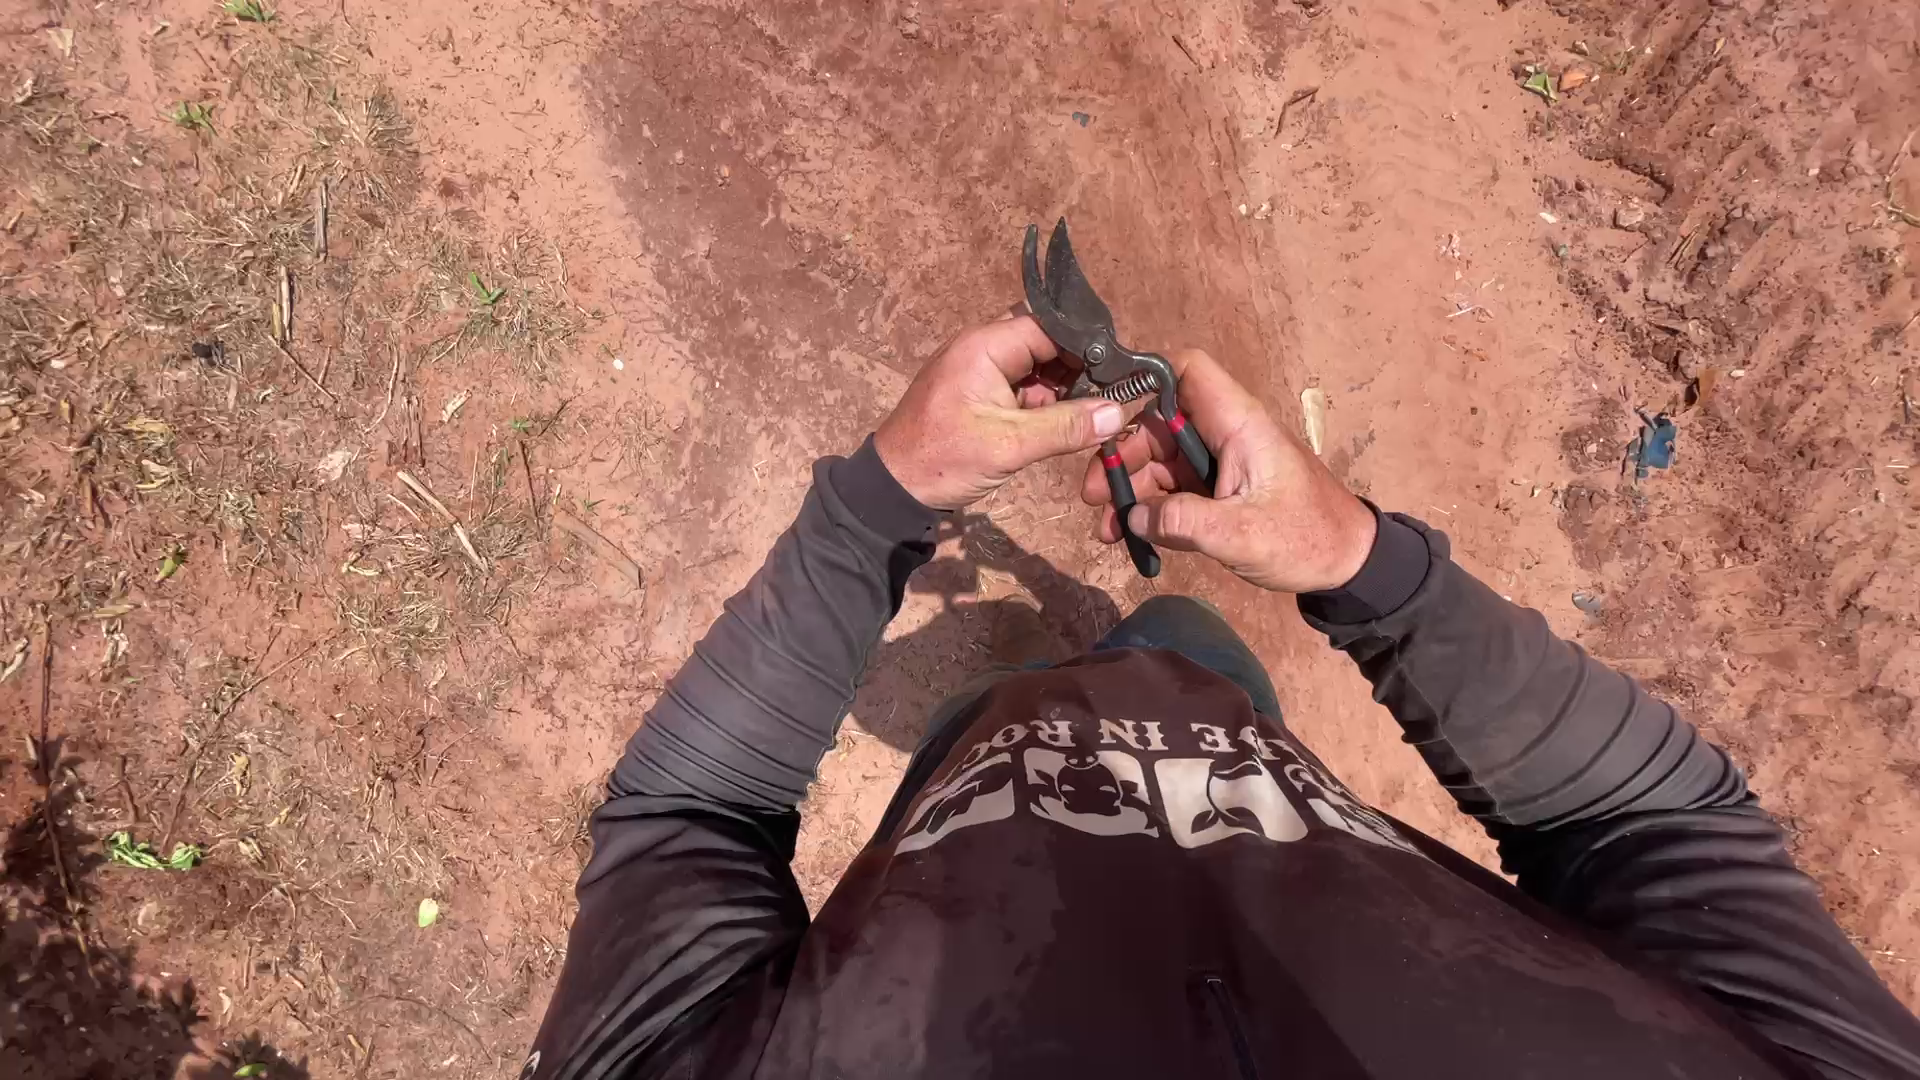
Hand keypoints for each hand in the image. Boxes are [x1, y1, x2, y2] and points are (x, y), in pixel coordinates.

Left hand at [876, 316, 1126, 509]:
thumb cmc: (943, 460)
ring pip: (1033, 368)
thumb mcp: (1008, 445)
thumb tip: (1117, 414)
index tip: (1116, 370)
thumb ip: (1063, 427)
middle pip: (1042, 343)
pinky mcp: (978, 395)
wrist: (894, 489)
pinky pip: (1019, 388)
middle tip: (1107, 394)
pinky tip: (1061, 423)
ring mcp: (978, 372)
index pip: (1047, 326)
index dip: (1083, 345)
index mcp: (983, 346)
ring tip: (1089, 413)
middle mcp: (980, 349)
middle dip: (1074, 368)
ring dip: (1059, 389)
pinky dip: (1040, 403)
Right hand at [1080, 348, 1376, 592]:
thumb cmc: (1306, 538)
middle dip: (1121, 455)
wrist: (1347, 565)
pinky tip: (1125, 534)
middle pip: (1157, 423)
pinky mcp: (1213, 490)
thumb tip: (1133, 517)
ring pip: (1157, 459)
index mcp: (1237, 425)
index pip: (1187, 372)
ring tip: (1104, 528)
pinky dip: (1146, 508)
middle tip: (1093, 495)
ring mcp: (1216, 463)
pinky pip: (1168, 489)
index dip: (1144, 379)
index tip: (1106, 416)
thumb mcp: (1244, 534)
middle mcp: (1221, 435)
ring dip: (1127, 489)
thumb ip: (1184, 522)